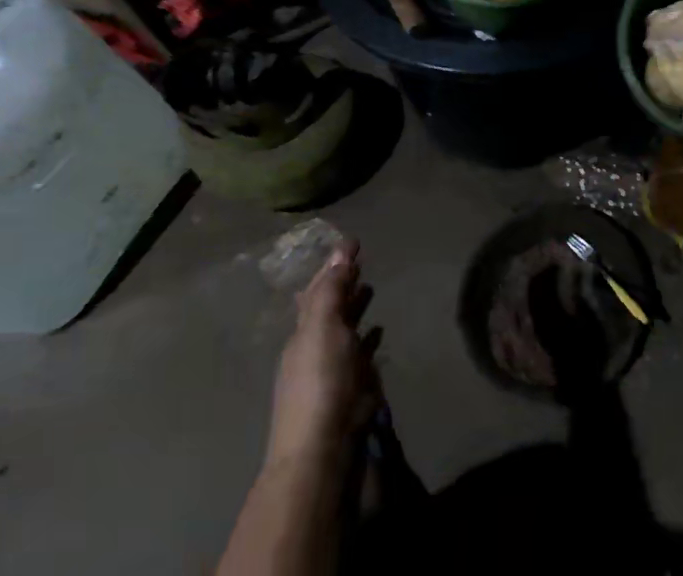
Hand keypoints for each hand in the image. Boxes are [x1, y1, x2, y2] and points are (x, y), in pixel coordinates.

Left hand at [267, 241, 377, 468]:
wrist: (322, 442)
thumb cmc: (320, 381)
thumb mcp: (323, 329)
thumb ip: (331, 292)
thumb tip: (340, 252)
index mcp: (304, 331)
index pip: (317, 290)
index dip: (333, 265)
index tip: (351, 241)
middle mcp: (315, 344)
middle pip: (328, 306)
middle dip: (340, 283)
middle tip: (357, 260)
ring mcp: (333, 364)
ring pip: (344, 326)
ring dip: (353, 305)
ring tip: (368, 287)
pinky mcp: (353, 381)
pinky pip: (360, 349)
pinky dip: (368, 336)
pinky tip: (378, 330)